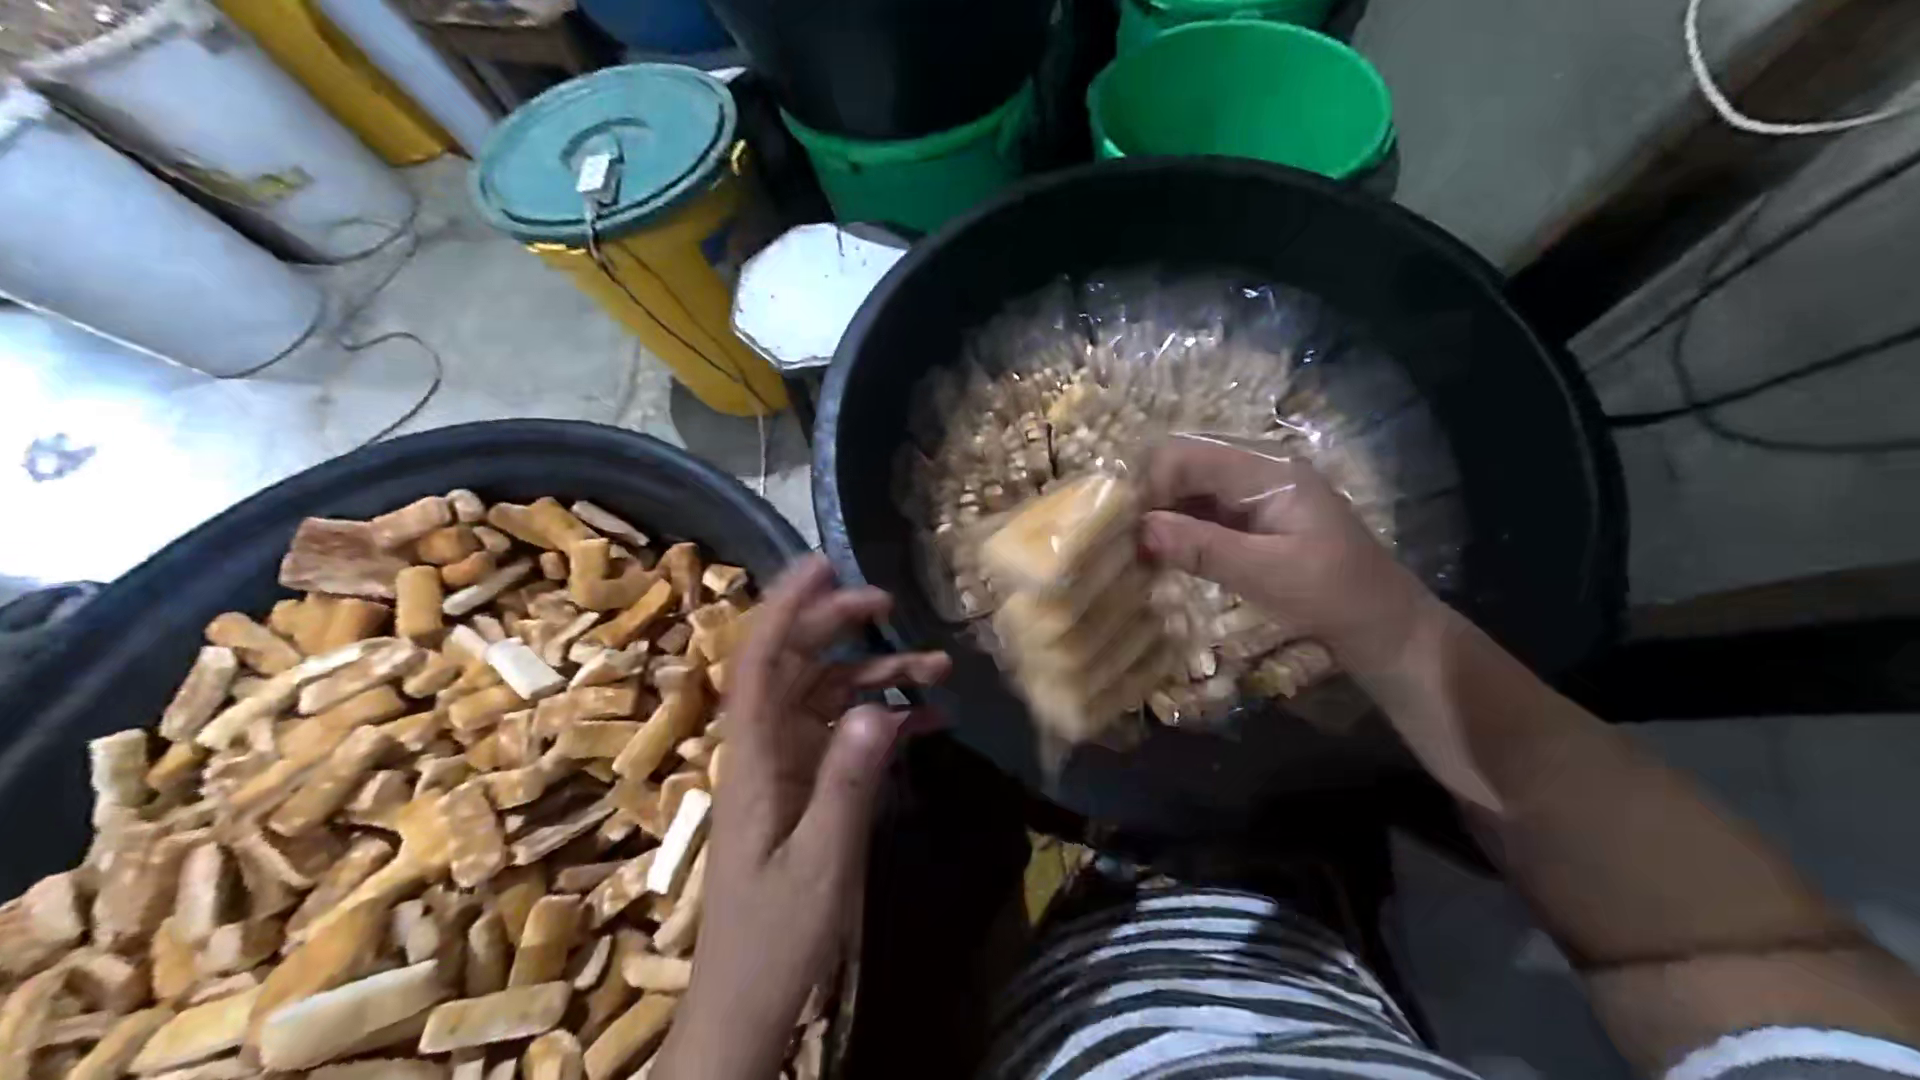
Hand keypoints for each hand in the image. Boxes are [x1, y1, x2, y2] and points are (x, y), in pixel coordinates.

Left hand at [654, 556, 949, 1079]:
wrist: (748, 1001)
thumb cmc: (776, 936)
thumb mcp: (821, 864)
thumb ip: (847, 784)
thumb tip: (876, 708)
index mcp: (754, 759)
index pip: (759, 663)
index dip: (784, 608)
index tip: (819, 564)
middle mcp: (766, 748)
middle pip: (795, 665)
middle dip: (838, 626)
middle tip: (889, 603)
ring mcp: (787, 766)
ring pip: (827, 696)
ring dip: (876, 675)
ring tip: (937, 664)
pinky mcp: (807, 786)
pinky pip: (845, 735)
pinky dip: (883, 720)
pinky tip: (928, 719)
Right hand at [1140, 435, 1440, 677]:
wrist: (1386, 628)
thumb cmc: (1335, 596)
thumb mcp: (1267, 574)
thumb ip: (1202, 548)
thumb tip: (1140, 530)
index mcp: (1267, 472)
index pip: (1188, 456)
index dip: (1151, 485)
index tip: (1130, 530)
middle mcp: (1257, 473)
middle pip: (1184, 467)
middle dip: (1150, 500)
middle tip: (1126, 543)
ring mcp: (1255, 497)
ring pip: (1189, 491)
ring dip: (1160, 517)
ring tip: (1137, 553)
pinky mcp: (1252, 522)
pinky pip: (1202, 515)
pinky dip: (1177, 532)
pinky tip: (1161, 557)